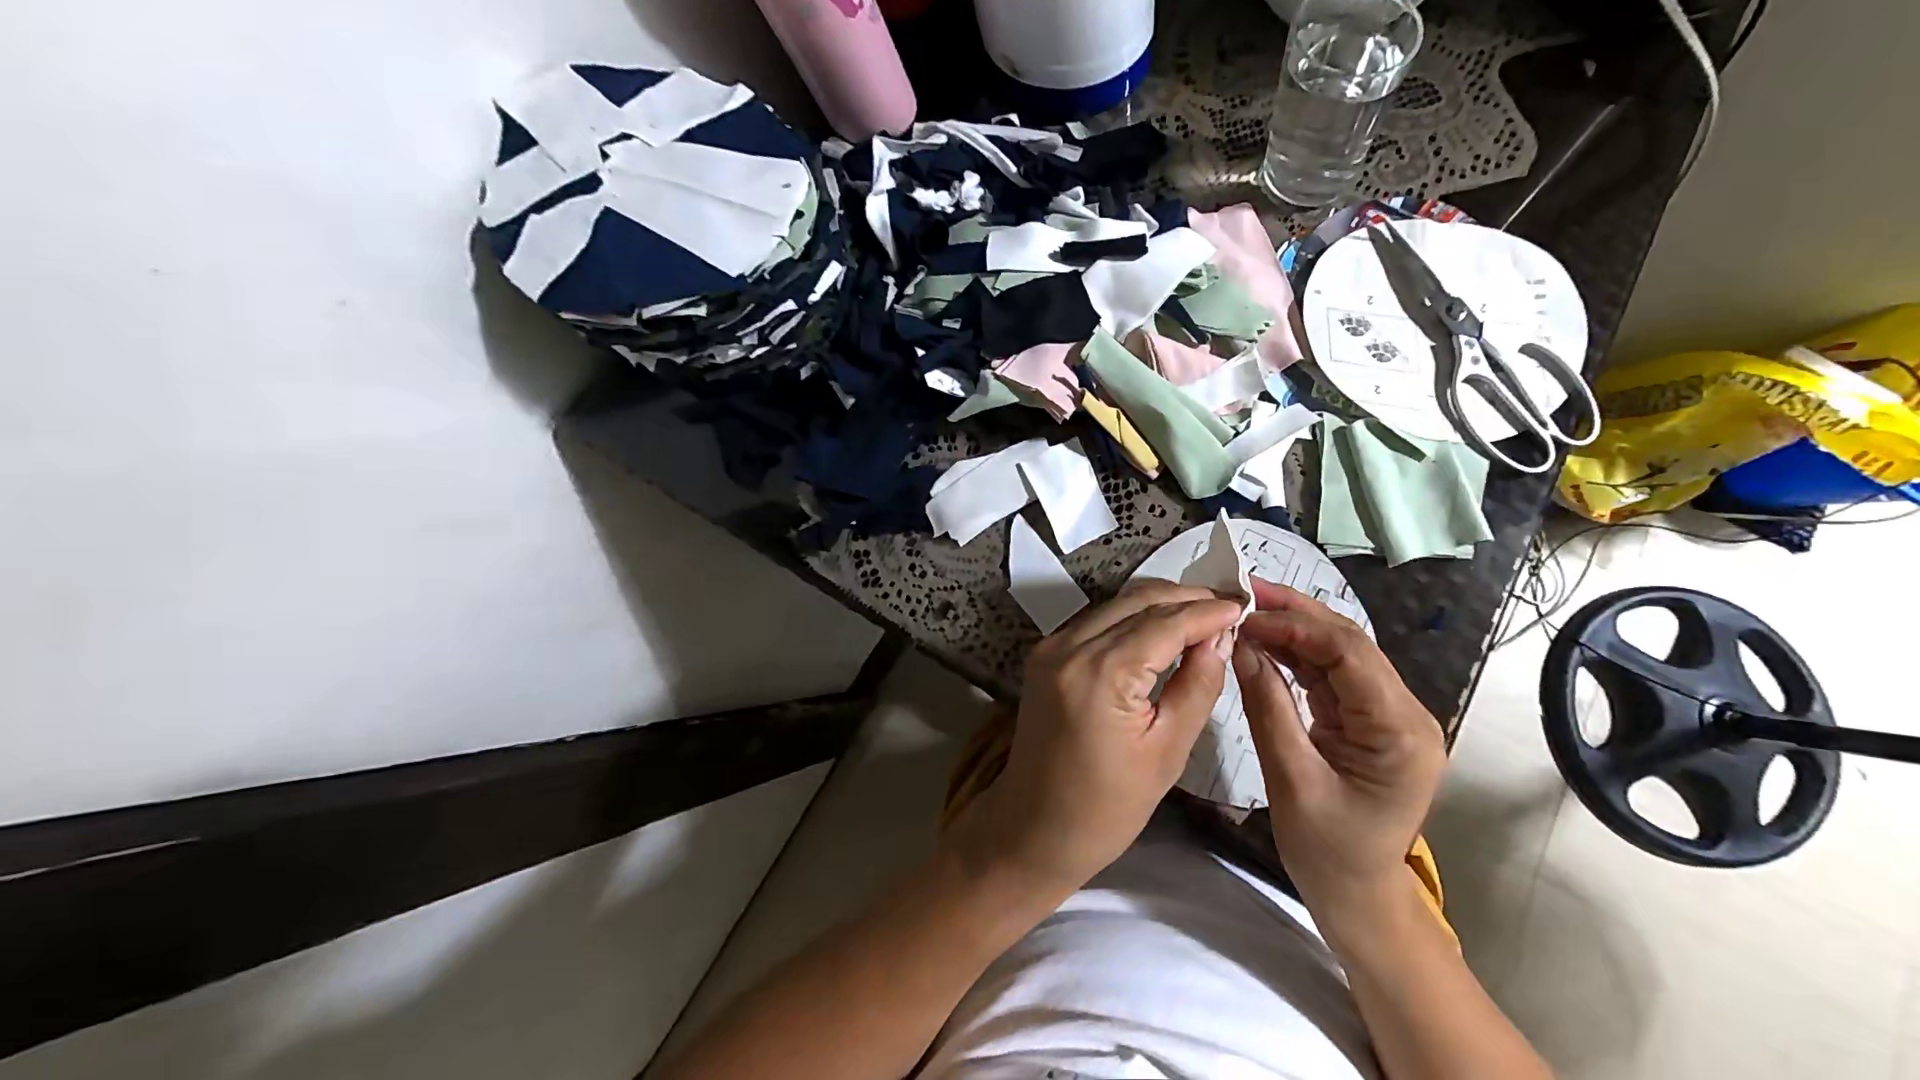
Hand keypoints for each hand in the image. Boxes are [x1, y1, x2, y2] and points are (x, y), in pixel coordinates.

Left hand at [946, 580, 1242, 893]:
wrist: (1033, 826)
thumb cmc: (1107, 807)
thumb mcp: (1167, 752)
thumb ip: (1197, 685)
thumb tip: (1220, 638)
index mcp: (1101, 674)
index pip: (1164, 623)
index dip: (1207, 611)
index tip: (1244, 605)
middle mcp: (1069, 647)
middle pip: (1137, 601)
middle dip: (1185, 598)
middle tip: (1227, 607)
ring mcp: (1051, 648)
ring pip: (1114, 604)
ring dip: (1158, 603)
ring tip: (1202, 614)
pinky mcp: (1044, 655)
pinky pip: (1095, 620)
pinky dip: (1130, 616)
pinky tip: (1159, 628)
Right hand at [1232, 578, 1445, 905]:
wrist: (1358, 894)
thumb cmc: (1328, 850)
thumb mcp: (1291, 778)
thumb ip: (1267, 707)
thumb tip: (1240, 645)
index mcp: (1399, 730)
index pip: (1349, 654)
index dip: (1296, 625)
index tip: (1243, 613)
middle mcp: (1404, 712)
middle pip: (1349, 644)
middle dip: (1295, 613)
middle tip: (1242, 591)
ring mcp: (1387, 715)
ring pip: (1339, 653)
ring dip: (1292, 628)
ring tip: (1246, 608)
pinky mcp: (1366, 720)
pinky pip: (1329, 675)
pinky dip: (1294, 654)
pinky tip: (1262, 640)